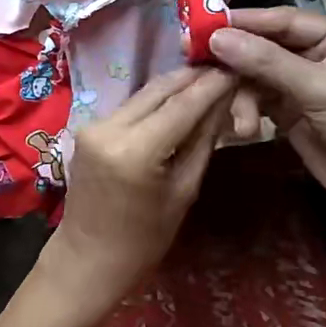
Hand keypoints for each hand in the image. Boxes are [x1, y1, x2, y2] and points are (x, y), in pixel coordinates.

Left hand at [37, 68, 235, 325]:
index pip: (182, 103)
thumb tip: (224, 100)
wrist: (87, 259)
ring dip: (176, 87)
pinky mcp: (87, 127)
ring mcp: (93, 124)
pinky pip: (131, 106)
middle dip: (194, 77)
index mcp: (134, 150)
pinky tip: (179, 102)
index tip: (238, 67)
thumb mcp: (184, 191)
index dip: (213, 83)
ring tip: (209, 83)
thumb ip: (203, 140)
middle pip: (160, 89)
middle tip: (227, 70)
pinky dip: (156, 102)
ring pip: (144, 93)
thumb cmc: (143, 240)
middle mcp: (109, 127)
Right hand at [207, 7, 325, 263]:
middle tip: (196, 64)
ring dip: (241, 96)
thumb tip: (216, 37)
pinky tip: (243, 129)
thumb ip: (268, 62)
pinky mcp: (288, 112)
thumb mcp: (321, 89)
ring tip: (241, 123)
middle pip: (262, 47)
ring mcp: (300, 85)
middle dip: (234, 60)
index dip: (243, 22)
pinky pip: (255, 100)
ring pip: (254, 76)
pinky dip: (245, 111)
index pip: (282, 20)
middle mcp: (315, 55)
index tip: (202, 26)